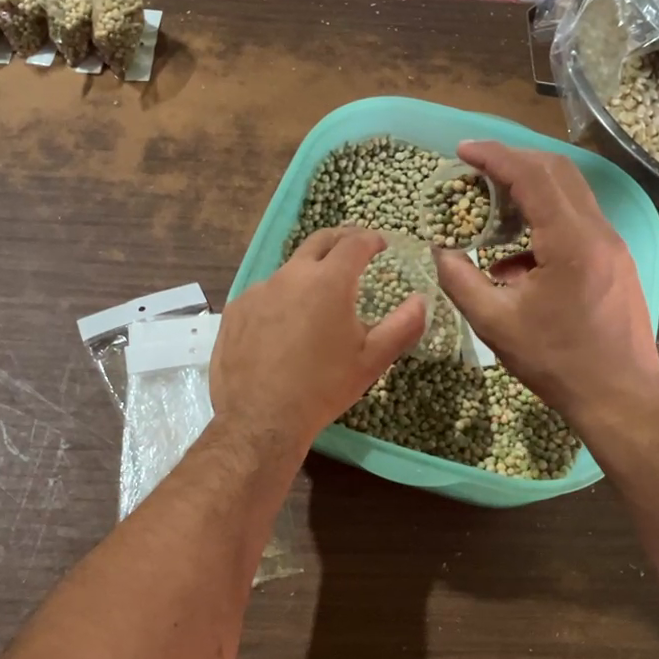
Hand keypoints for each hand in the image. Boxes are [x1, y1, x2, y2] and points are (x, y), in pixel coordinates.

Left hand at [211, 228, 426, 459]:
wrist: (260, 418)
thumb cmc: (323, 388)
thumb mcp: (371, 360)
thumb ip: (402, 326)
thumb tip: (422, 301)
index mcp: (329, 281)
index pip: (354, 243)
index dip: (371, 239)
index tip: (380, 245)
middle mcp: (291, 275)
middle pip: (319, 241)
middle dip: (341, 240)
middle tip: (353, 250)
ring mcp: (258, 290)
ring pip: (289, 270)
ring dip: (308, 275)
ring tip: (318, 300)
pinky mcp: (236, 309)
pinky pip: (264, 294)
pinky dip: (281, 299)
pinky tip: (284, 327)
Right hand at [433, 141, 658, 424]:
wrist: (620, 398)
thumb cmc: (556, 363)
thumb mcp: (495, 324)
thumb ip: (461, 281)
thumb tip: (439, 252)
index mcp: (571, 241)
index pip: (532, 176)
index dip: (495, 156)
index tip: (463, 150)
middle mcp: (598, 232)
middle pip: (557, 172)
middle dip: (514, 161)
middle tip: (476, 168)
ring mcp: (612, 246)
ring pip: (571, 194)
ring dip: (531, 187)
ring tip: (492, 202)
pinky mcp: (615, 261)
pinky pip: (577, 222)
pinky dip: (544, 219)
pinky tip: (514, 256)